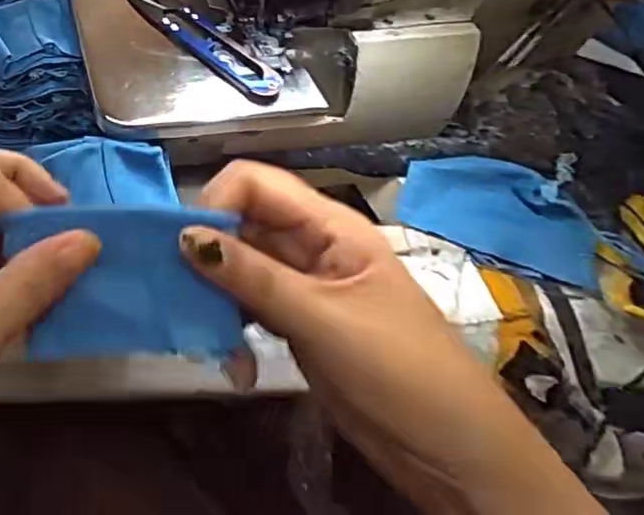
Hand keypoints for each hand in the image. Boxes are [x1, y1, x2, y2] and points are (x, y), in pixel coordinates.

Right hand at [180, 162, 600, 514]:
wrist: (461, 460)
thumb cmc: (405, 374)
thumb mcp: (324, 321)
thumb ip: (254, 277)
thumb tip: (185, 236)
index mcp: (329, 225)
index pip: (257, 183)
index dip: (218, 201)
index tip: (185, 243)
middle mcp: (311, 245)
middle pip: (242, 223)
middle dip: (208, 255)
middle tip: (182, 294)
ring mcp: (302, 285)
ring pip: (239, 267)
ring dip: (217, 300)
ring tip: (210, 339)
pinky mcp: (296, 323)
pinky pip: (248, 307)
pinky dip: (233, 330)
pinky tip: (234, 366)